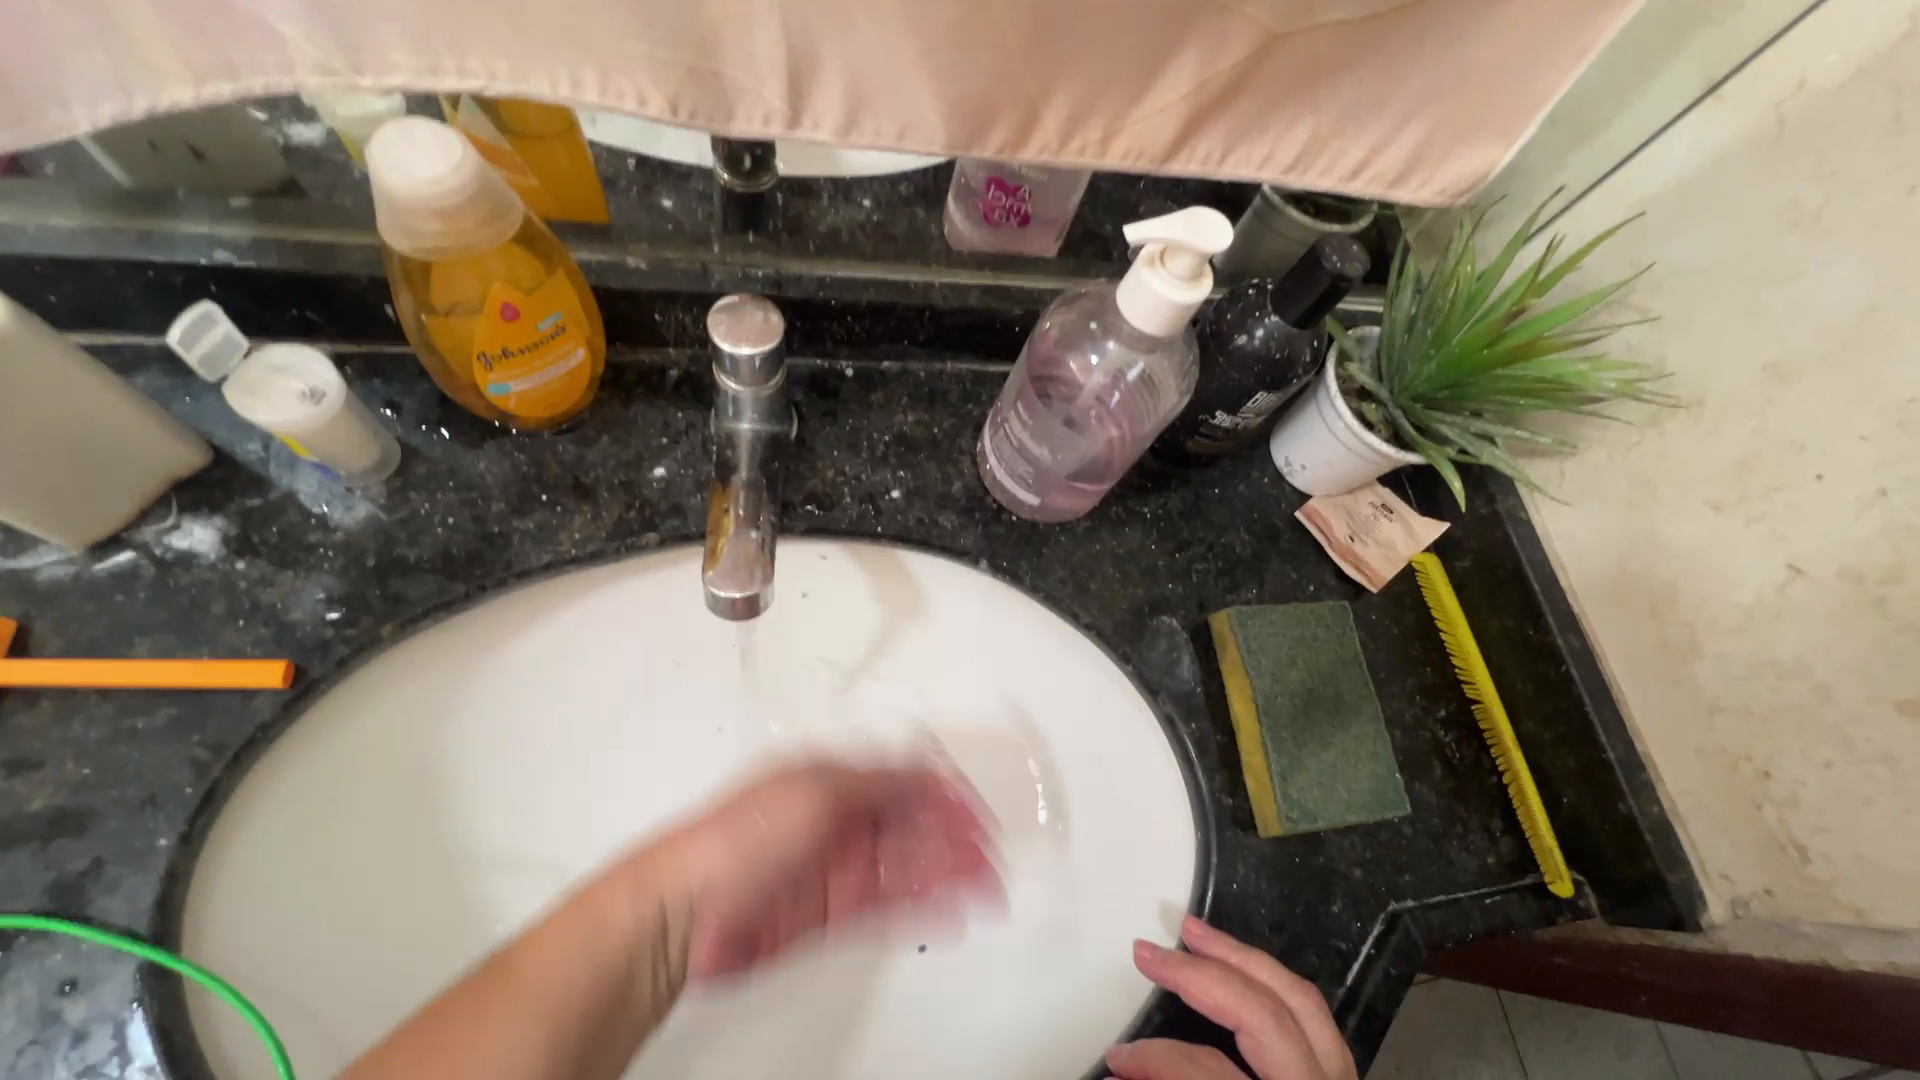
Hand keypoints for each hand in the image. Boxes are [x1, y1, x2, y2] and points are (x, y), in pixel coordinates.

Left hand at [667, 761, 999, 980]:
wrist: (687, 911)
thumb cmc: (736, 837)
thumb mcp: (813, 790)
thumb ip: (877, 783)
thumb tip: (923, 771)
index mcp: (836, 780)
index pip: (907, 780)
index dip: (945, 795)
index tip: (975, 813)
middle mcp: (843, 819)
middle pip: (916, 824)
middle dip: (957, 838)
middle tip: (991, 857)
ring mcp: (841, 866)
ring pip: (911, 865)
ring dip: (951, 873)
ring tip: (985, 888)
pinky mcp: (837, 909)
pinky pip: (893, 903)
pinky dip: (926, 904)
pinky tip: (952, 909)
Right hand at [1107, 917, 1356, 1079]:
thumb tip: (1124, 1074)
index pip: (1208, 1075)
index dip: (1155, 1060)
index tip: (1116, 1059)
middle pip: (1265, 1019)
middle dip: (1201, 976)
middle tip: (1146, 951)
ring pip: (1300, 1002)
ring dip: (1241, 958)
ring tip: (1194, 931)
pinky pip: (1314, 1017)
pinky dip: (1272, 981)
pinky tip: (1241, 967)